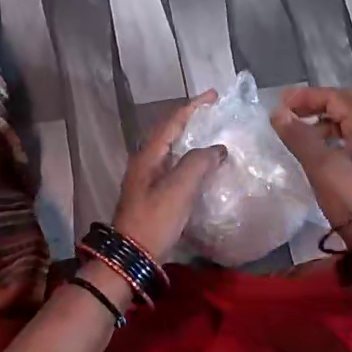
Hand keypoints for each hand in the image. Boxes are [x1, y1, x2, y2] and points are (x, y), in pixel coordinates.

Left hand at [112, 90, 228, 260]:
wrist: (133, 256)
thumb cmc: (155, 219)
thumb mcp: (179, 188)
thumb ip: (199, 162)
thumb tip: (218, 149)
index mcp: (148, 156)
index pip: (172, 122)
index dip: (193, 107)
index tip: (214, 95)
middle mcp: (145, 164)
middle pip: (170, 134)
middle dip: (192, 122)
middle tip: (215, 115)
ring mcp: (147, 181)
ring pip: (172, 153)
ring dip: (192, 143)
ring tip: (213, 139)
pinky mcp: (153, 198)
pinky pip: (175, 171)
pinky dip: (190, 164)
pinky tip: (204, 170)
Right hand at [272, 87, 351, 244]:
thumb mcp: (322, 167)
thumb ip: (300, 137)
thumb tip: (278, 113)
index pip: (338, 98)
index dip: (308, 97)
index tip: (282, 103)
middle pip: (349, 105)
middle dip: (320, 104)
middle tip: (294, 110)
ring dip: (326, 121)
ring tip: (302, 131)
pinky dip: (334, 136)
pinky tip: (319, 150)